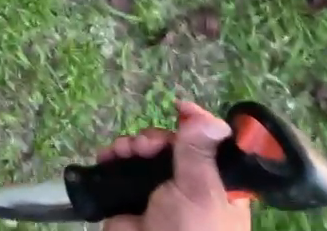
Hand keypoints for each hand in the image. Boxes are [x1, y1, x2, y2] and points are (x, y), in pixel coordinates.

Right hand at [101, 101, 250, 230]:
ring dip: (129, 145)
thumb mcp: (200, 191)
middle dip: (154, 138)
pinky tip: (108, 158)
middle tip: (145, 146)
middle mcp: (191, 184)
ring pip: (144, 150)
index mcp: (219, 186)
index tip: (179, 107)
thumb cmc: (190, 230)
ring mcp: (159, 188)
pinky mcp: (131, 191)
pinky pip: (120, 162)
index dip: (196, 125)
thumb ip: (199, 153)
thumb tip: (208, 117)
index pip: (212, 146)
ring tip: (122, 153)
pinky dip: (112, 155)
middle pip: (172, 143)